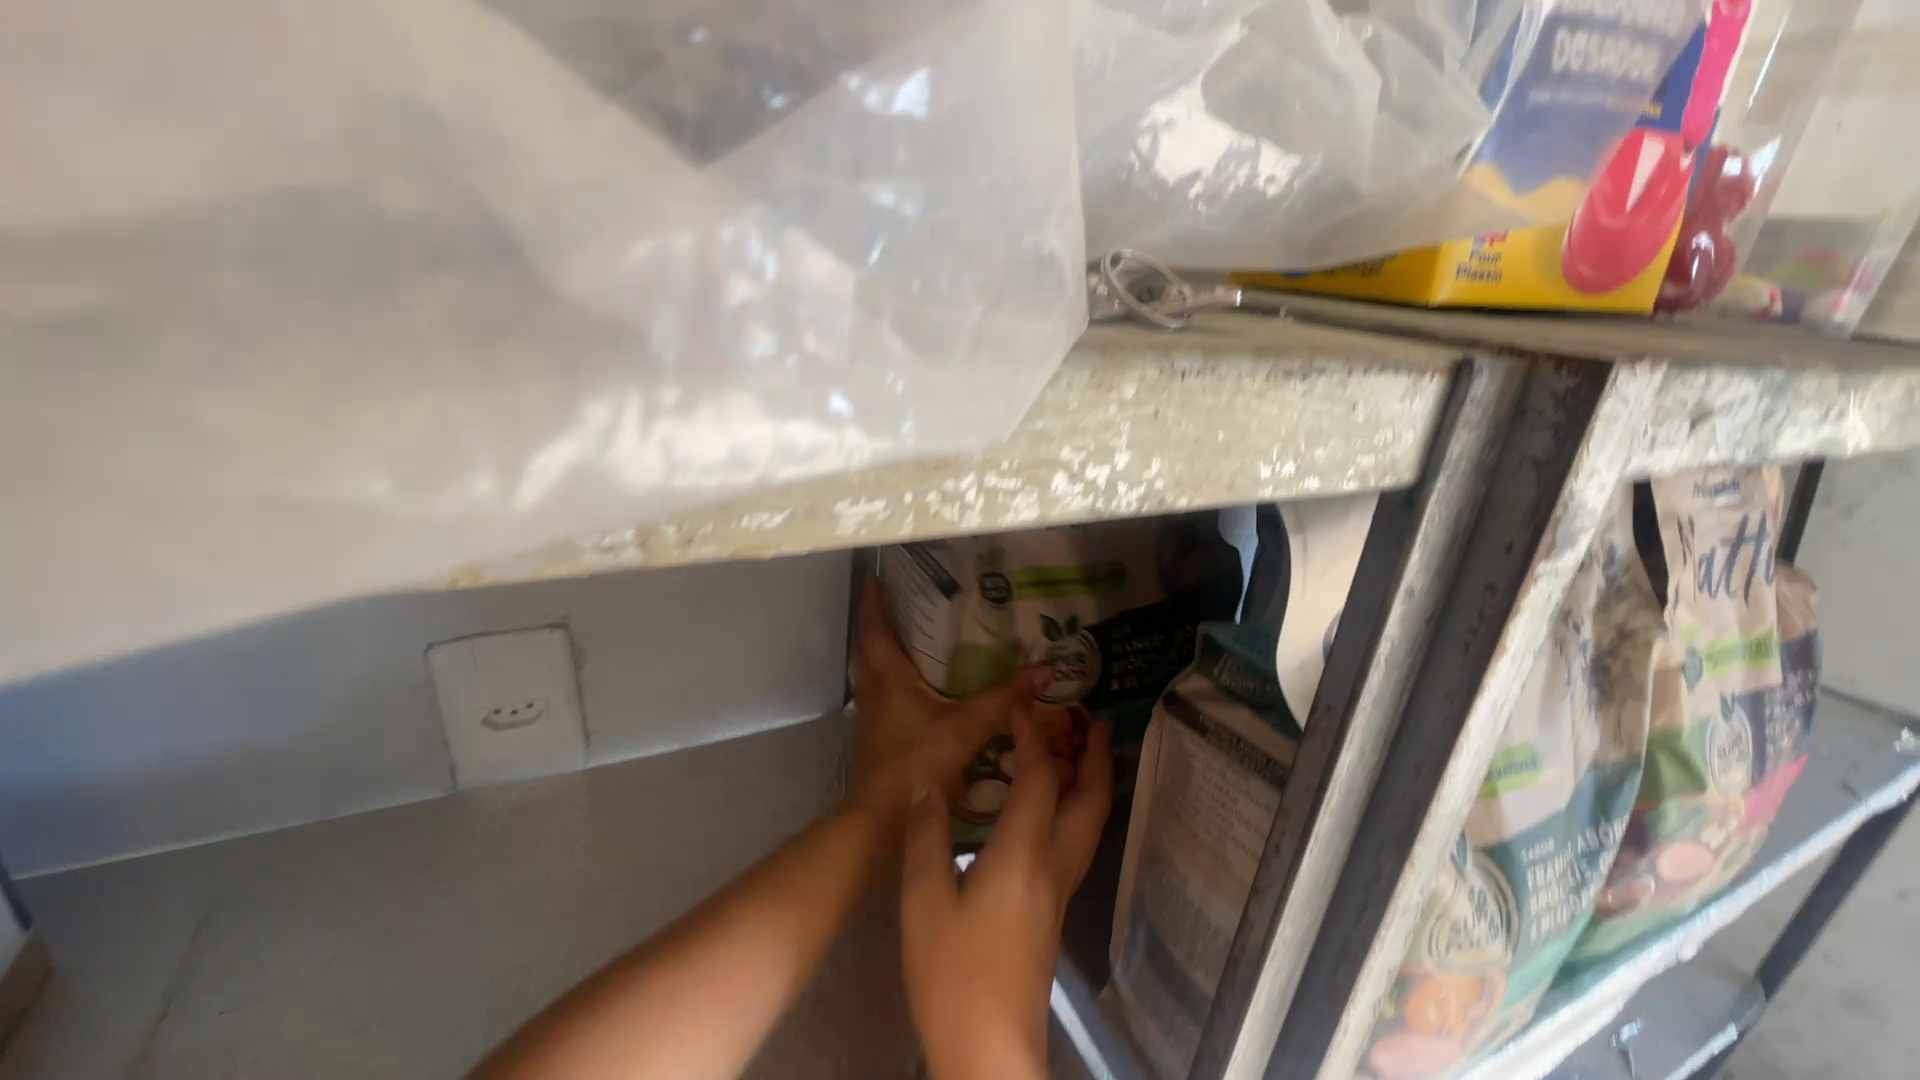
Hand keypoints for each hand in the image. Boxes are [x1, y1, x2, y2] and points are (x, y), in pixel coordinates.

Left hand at [848, 579, 1048, 828]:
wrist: (881, 819)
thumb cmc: (917, 763)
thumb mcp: (967, 728)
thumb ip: (1005, 699)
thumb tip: (1045, 670)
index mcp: (888, 678)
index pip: (874, 629)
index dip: (874, 603)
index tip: (877, 578)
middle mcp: (874, 692)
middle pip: (869, 649)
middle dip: (880, 625)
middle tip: (901, 606)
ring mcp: (872, 718)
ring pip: (873, 675)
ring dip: (885, 655)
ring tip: (912, 642)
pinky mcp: (877, 739)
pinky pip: (883, 698)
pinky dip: (894, 685)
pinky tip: (919, 693)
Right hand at [899, 708, 1112, 1079]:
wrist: (989, 1045)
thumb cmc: (952, 972)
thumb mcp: (923, 900)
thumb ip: (927, 836)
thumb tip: (929, 784)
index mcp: (1024, 854)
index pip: (1040, 777)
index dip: (1032, 735)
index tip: (1021, 704)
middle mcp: (1055, 866)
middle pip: (1091, 800)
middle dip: (1095, 756)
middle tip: (1094, 720)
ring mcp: (1060, 892)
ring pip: (1090, 823)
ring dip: (1091, 782)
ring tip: (1079, 753)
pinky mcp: (1054, 912)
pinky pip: (1075, 843)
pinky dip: (1073, 810)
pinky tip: (1047, 813)